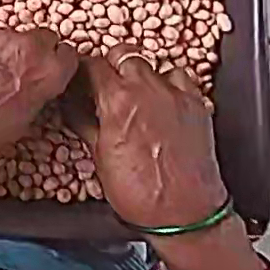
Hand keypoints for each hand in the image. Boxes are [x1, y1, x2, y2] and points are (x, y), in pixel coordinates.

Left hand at [0, 25, 79, 161]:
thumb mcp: (26, 120)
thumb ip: (40, 93)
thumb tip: (38, 86)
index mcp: (50, 71)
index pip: (67, 54)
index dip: (56, 63)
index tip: (48, 67)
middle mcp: (29, 46)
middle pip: (43, 37)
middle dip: (33, 51)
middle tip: (18, 68)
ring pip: (9, 35)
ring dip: (2, 49)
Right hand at [67, 46, 224, 228]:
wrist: (183, 215)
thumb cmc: (139, 191)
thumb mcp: (97, 155)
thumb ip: (84, 121)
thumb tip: (72, 107)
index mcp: (116, 99)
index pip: (92, 64)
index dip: (82, 70)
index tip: (79, 78)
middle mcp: (147, 89)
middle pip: (122, 54)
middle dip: (110, 65)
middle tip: (103, 83)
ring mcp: (175, 95)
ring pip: (151, 63)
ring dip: (138, 72)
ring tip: (132, 92)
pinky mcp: (197, 106)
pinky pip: (179, 79)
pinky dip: (167, 82)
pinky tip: (160, 99)